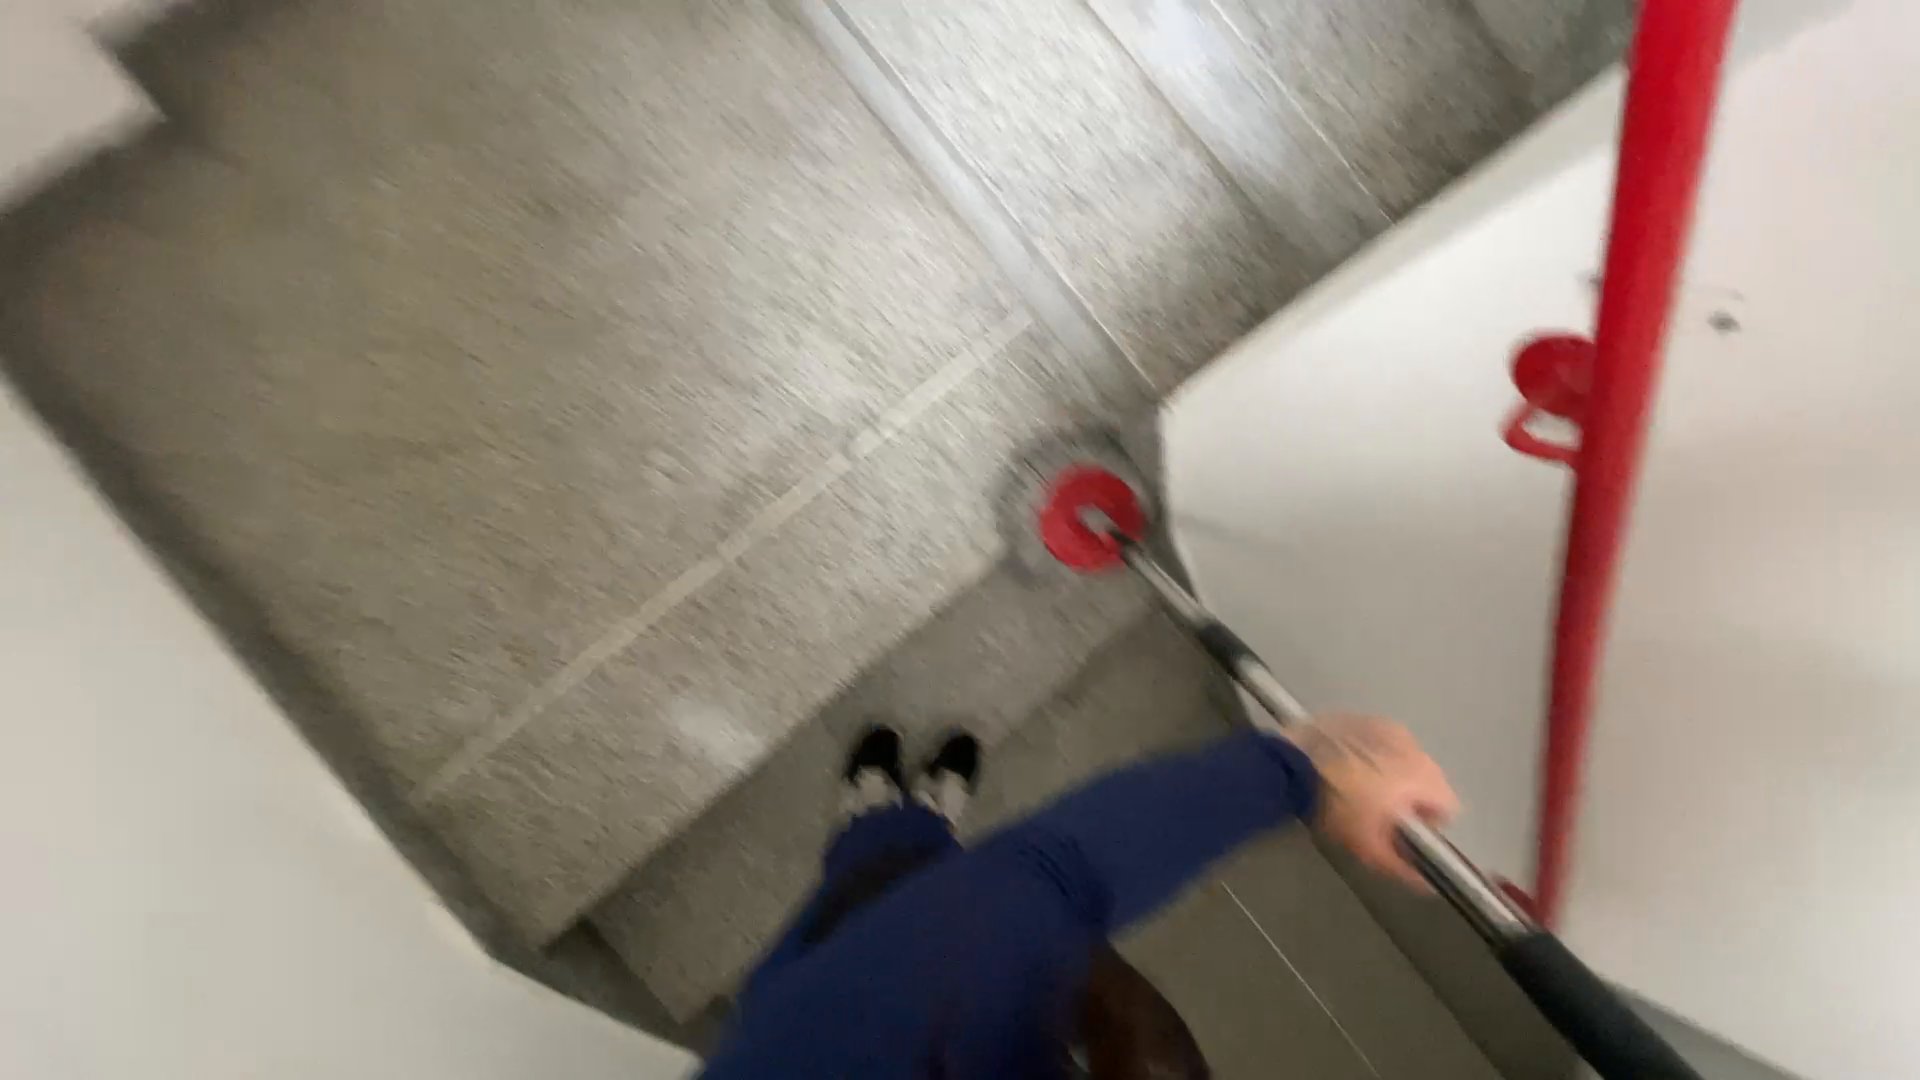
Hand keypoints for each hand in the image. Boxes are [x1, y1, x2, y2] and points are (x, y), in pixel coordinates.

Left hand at [1284, 714, 1459, 887]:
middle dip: (1407, 795)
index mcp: (1423, 775)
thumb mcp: (1369, 848)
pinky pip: (1375, 739)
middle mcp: (1411, 744)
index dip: (1426, 822)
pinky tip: (1344, 763)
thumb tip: (1426, 882)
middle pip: (1426, 778)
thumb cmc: (1334, 806)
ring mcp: (1382, 724)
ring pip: (1401, 756)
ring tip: (1357, 785)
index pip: (1447, 806)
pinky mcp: (1356, 715)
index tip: (1401, 829)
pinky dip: (1367, 751)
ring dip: (1389, 771)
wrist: (1287, 763)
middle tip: (1374, 809)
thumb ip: (1405, 868)